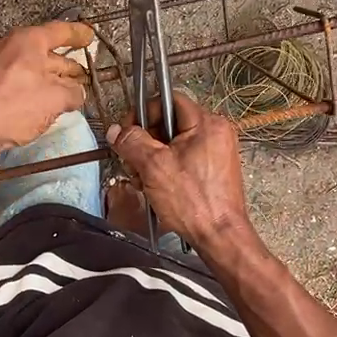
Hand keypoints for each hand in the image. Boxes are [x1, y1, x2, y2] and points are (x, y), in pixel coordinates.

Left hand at [0, 21, 92, 153]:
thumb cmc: (12, 108)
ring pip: (30, 67)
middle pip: (45, 51)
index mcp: (27, 41)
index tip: (88, 37)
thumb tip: (78, 94)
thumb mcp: (55, 100)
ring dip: (50, 79)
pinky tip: (41, 102)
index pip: (59, 31)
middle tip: (82, 74)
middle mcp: (8, 46)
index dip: (78, 35)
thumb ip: (73, 93)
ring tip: (66, 92)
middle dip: (66, 64)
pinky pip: (17, 79)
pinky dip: (33, 87)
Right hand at [107, 92, 251, 248]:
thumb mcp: (153, 167)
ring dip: (152, 160)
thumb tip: (116, 131)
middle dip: (145, 142)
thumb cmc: (194, 203)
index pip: (168, 100)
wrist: (219, 235)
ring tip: (145, 181)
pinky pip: (182, 160)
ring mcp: (215, 152)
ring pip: (173, 144)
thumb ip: (131, 142)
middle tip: (134, 163)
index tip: (129, 132)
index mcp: (206, 124)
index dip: (144, 113)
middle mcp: (215, 133)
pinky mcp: (212, 170)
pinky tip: (157, 188)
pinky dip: (166, 170)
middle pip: (169, 124)